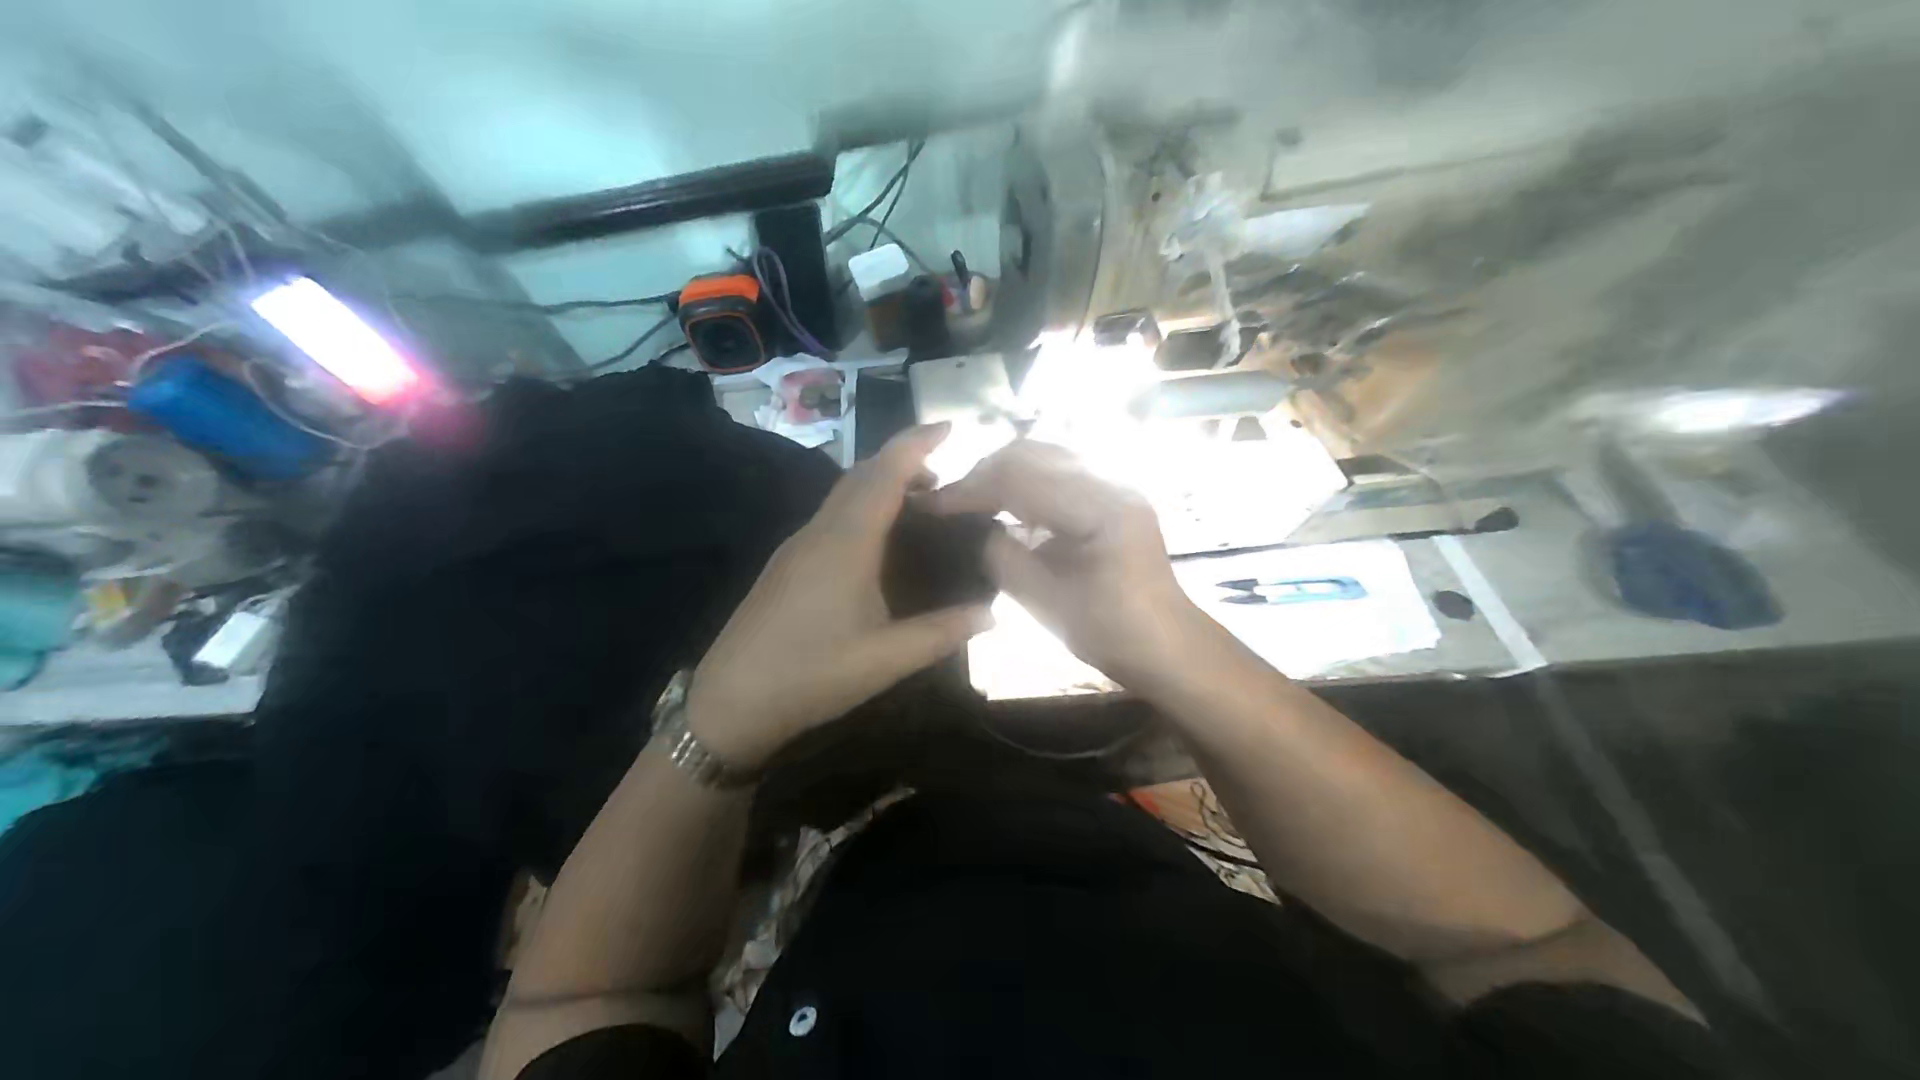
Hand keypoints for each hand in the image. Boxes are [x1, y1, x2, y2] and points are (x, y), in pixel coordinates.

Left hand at [686, 424, 993, 767]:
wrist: (729, 702)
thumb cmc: (811, 675)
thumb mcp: (886, 659)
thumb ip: (942, 632)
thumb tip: (992, 614)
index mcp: (845, 543)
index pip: (885, 474)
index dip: (917, 443)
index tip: (950, 425)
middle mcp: (819, 531)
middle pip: (862, 475)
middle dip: (903, 462)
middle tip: (946, 479)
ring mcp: (796, 546)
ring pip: (842, 494)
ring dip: (881, 485)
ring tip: (919, 506)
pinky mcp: (786, 563)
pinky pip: (830, 515)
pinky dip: (862, 507)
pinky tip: (877, 542)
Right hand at [931, 440, 1209, 693]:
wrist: (1168, 646)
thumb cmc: (1112, 633)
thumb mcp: (1046, 601)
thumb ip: (1002, 557)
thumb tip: (972, 530)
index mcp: (1101, 507)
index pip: (1022, 477)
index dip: (972, 488)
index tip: (934, 505)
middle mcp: (1112, 481)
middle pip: (1033, 453)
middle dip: (984, 473)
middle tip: (950, 502)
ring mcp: (1116, 483)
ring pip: (1045, 456)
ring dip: (1004, 474)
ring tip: (972, 501)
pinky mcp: (1112, 494)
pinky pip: (1059, 473)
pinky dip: (1026, 482)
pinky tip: (1007, 508)